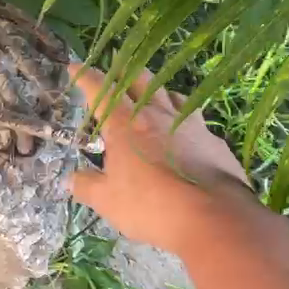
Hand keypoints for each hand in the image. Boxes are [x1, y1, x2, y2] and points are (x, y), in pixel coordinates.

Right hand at [69, 65, 258, 255]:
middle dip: (123, 71)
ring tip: (150, 98)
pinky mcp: (215, 143)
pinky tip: (183, 135)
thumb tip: (70, 179)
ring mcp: (191, 126)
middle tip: (113, 72)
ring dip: (157, 91)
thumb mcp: (107, 201)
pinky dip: (183, 120)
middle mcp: (157, 116)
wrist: (217, 221)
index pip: (101, 89)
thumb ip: (86, 186)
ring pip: (172, 94)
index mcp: (125, 124)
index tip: (74, 67)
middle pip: (140, 79)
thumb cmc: (152, 206)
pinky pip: (196, 120)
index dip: (85, 76)